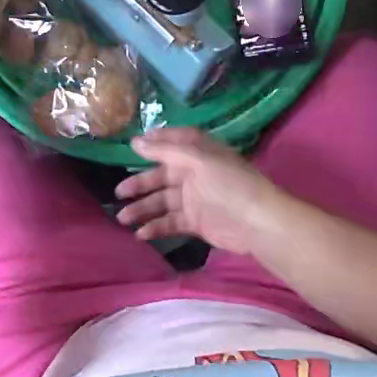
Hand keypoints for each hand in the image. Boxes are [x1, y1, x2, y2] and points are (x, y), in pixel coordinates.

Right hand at [115, 127, 283, 251]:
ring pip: (161, 201)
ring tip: (123, 219)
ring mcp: (194, 199)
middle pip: (160, 176)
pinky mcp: (195, 222)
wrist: (258, 223)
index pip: (173, 142)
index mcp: (198, 154)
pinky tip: (142, 234)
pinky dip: (155, 228)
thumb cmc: (230, 184)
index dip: (155, 143)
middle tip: (118, 193)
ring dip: (142, 209)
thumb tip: (135, 142)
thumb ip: (165, 151)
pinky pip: (169, 222)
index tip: (132, 146)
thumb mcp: (198, 161)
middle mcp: (194, 174)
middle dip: (139, 185)